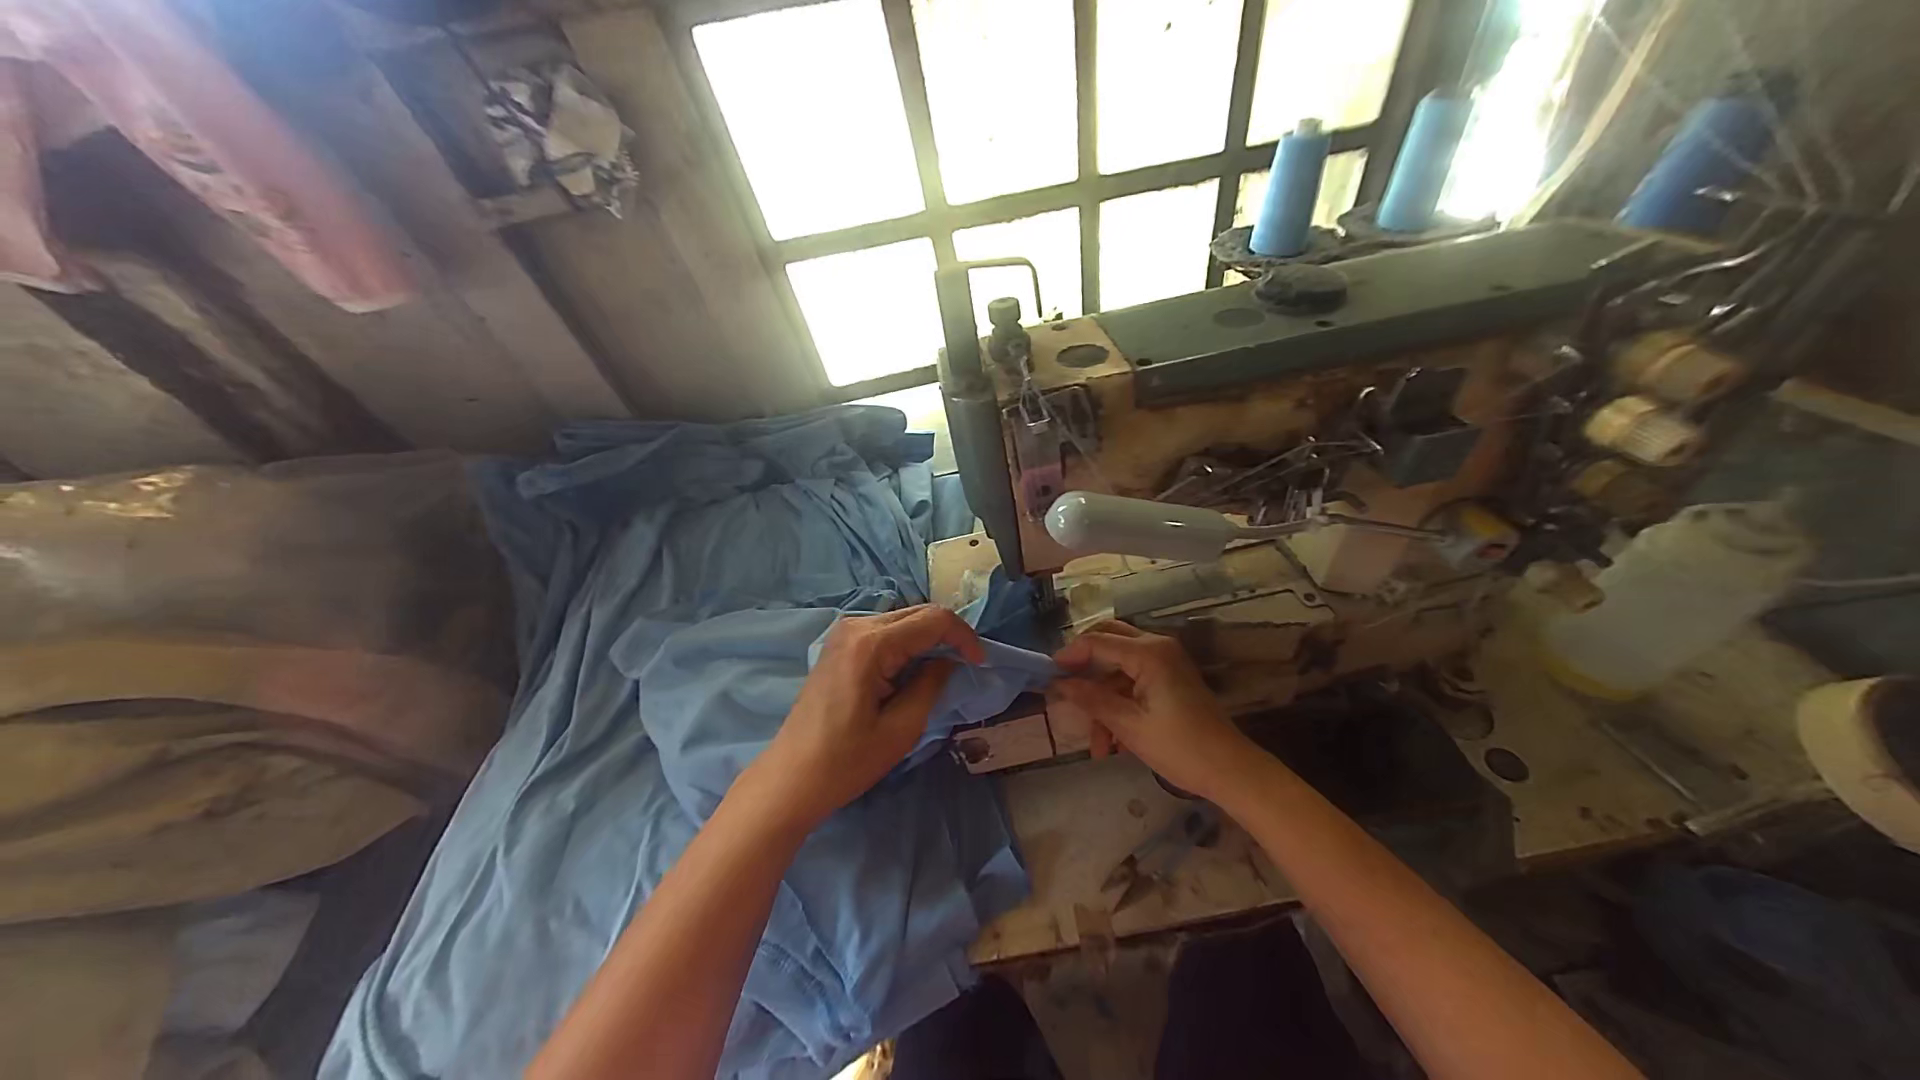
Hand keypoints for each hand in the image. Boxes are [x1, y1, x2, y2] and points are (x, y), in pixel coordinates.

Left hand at [747, 605, 983, 829]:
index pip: (933, 619)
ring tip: (942, 672)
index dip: (964, 637)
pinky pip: (884, 633)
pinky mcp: (839, 646)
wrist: (792, 778)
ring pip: (902, 621)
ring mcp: (844, 634)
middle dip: (948, 636)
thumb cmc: (847, 761)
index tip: (980, 664)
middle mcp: (856, 626)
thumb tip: (948, 661)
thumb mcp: (901, 728)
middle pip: (918, 613)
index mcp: (871, 643)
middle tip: (966, 667)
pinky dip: (907, 645)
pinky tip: (914, 672)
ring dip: (927, 640)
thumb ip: (931, 684)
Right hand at [1046, 621, 1254, 800]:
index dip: (1069, 656)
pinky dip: (1118, 704)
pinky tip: (1112, 742)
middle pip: (1107, 641)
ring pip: (1118, 667)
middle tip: (1062, 688)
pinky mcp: (1169, 677)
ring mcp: (1165, 661)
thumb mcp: (1128, 726)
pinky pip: (1132, 680)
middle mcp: (1157, 647)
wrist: (1230, 770)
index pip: (1096, 642)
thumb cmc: (1180, 748)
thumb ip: (1091, 699)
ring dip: (1102, 698)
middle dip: (1083, 666)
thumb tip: (1058, 683)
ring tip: (1096, 744)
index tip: (1047, 676)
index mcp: (1148, 653)